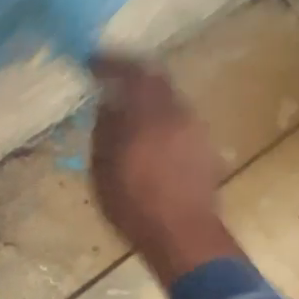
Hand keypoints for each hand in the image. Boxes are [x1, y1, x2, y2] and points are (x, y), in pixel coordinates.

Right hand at [89, 54, 242, 283]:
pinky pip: (180, 124)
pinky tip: (149, 142)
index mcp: (150, 112)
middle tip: (113, 84)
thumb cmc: (134, 205)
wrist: (183, 236)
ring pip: (171, 103)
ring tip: (129, 117)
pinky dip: (162, 123)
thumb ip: (105, 130)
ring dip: (150, 103)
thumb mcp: (103, 169)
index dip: (111, 63)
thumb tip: (108, 103)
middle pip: (157, 82)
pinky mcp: (206, 150)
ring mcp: (197, 130)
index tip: (92, 62)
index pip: (132, 70)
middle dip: (134, 79)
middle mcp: (179, 112)